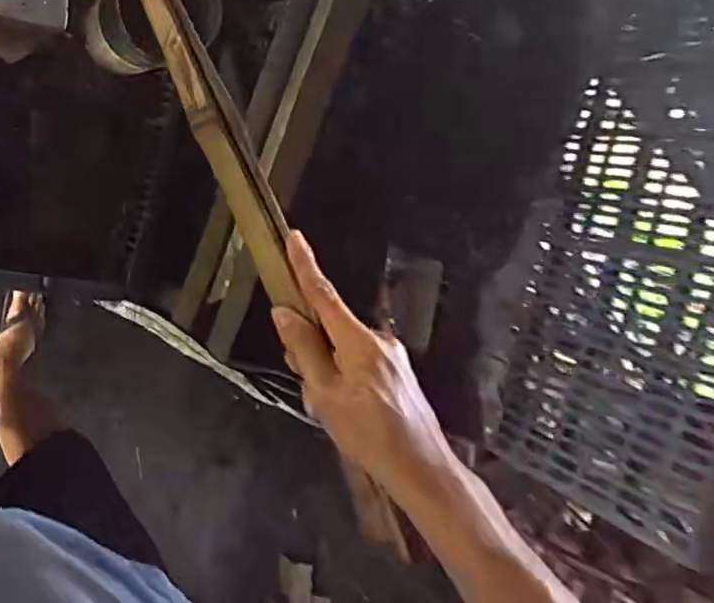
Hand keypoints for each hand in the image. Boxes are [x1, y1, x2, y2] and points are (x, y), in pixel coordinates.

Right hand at [272, 231, 457, 505]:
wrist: (428, 476)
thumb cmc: (371, 435)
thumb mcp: (324, 393)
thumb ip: (303, 349)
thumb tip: (285, 312)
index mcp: (360, 342)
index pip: (323, 295)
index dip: (306, 265)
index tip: (295, 237)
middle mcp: (379, 342)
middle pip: (326, 325)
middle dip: (307, 343)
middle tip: (306, 380)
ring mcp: (391, 359)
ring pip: (338, 347)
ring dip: (323, 365)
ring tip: (328, 404)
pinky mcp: (396, 375)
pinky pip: (354, 361)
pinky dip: (339, 374)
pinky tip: (343, 408)